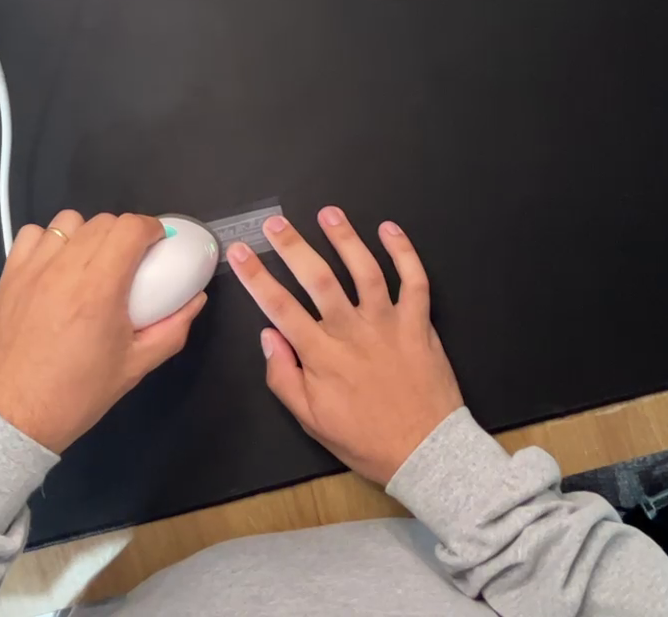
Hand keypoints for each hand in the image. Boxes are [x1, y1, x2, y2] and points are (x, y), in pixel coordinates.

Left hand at [0, 211, 206, 452]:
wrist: (12, 418)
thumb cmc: (77, 394)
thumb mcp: (135, 367)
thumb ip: (172, 329)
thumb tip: (196, 299)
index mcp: (99, 289)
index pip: (130, 228)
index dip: (151, 228)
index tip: (159, 244)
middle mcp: (65, 269)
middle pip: (103, 221)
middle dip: (125, 233)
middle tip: (131, 260)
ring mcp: (32, 269)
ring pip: (68, 221)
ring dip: (88, 233)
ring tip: (91, 261)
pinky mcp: (9, 275)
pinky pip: (33, 234)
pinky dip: (50, 241)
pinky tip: (56, 264)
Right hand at [227, 208, 462, 483]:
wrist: (427, 454)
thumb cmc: (367, 439)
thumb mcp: (312, 420)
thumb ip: (283, 376)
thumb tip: (267, 336)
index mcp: (323, 356)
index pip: (280, 307)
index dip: (256, 276)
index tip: (240, 252)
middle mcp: (353, 333)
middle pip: (318, 279)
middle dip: (293, 246)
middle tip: (276, 223)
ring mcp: (388, 324)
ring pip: (365, 270)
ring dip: (345, 238)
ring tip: (328, 213)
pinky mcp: (419, 323)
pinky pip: (415, 281)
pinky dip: (404, 252)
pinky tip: (389, 229)